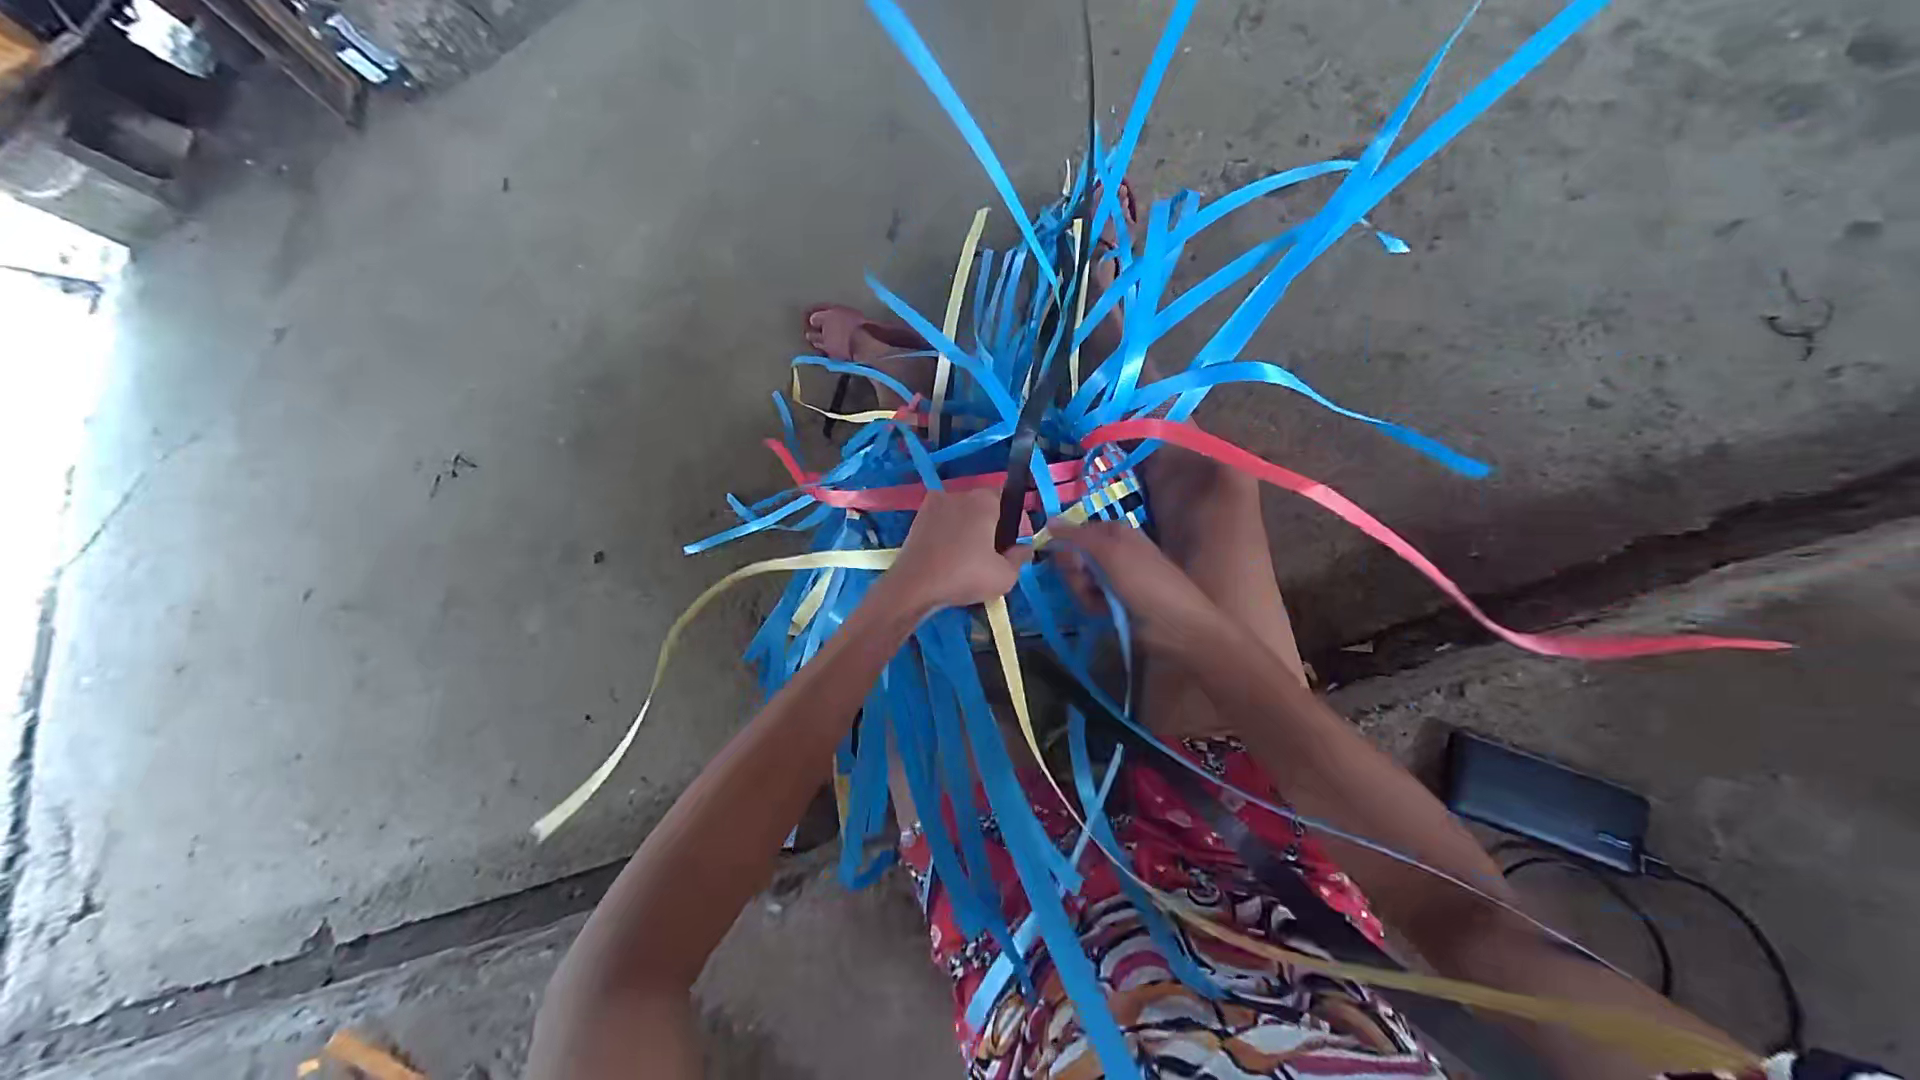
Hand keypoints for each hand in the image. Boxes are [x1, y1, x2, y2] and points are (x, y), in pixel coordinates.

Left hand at [882, 488, 1032, 613]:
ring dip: (971, 530)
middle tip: (996, 554)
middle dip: (994, 526)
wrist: (913, 587)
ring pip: (963, 515)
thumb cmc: (963, 576)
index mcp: (983, 500)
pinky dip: (950, 535)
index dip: (1018, 524)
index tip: (1017, 545)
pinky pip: (944, 523)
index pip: (1009, 501)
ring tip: (972, 558)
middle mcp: (958, 494)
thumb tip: (1024, 548)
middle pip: (985, 507)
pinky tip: (951, 557)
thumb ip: (1020, 558)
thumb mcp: (1005, 576)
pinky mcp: (917, 518)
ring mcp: (934, 504)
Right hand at [1048, 521, 1222, 656]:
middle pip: (1074, 557)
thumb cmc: (1147, 583)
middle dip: (1075, 573)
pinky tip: (1105, 612)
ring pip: (1078, 580)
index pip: (1075, 533)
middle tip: (1088, 584)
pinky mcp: (1112, 601)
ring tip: (1102, 603)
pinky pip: (1088, 598)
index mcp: (1115, 532)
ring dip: (1083, 593)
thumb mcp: (1112, 552)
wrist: (1177, 626)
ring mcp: (1113, 577)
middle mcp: (1113, 551)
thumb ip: (1078, 537)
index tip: (1072, 562)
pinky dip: (1092, 606)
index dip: (1067, 547)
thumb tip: (1048, 521)